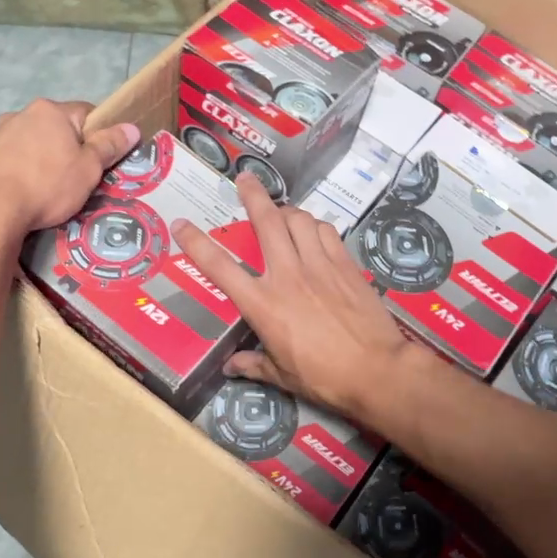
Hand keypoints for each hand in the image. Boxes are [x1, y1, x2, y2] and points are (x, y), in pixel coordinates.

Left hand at [0, 99, 139, 232]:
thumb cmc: (46, 186)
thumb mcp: (88, 169)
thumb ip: (109, 146)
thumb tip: (131, 127)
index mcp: (50, 112)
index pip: (86, 113)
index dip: (99, 134)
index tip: (101, 158)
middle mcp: (19, 115)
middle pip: (53, 128)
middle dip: (64, 148)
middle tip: (73, 179)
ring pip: (26, 143)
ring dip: (36, 159)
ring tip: (41, 191)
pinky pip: (3, 160)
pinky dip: (13, 172)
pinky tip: (16, 195)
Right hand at [171, 174, 434, 420]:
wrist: (375, 369)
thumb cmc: (323, 378)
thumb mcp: (282, 376)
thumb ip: (254, 365)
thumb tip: (231, 367)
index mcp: (263, 304)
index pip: (219, 267)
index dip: (196, 243)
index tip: (181, 224)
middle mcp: (287, 275)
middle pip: (266, 222)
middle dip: (253, 195)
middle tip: (245, 179)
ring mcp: (319, 266)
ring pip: (300, 220)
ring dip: (288, 210)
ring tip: (282, 211)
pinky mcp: (346, 265)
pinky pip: (327, 232)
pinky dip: (316, 226)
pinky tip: (314, 231)